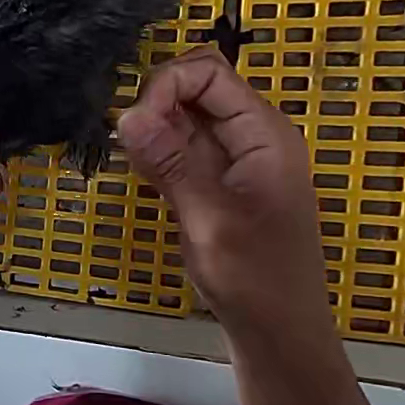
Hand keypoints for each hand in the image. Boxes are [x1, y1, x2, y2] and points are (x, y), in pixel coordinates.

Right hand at [117, 47, 326, 330]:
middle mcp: (250, 135)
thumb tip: (127, 113)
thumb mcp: (209, 221)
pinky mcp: (215, 178)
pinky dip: (156, 150)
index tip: (134, 126)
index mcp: (263, 134)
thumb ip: (170, 164)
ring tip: (137, 163)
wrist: (277, 331)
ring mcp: (233, 157)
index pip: (208, 73)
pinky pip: (180, 144)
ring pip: (184, 114)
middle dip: (156, 101)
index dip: (166, 86)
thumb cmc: (254, 280)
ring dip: (153, 127)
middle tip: (132, 144)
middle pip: (196, 84)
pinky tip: (145, 172)